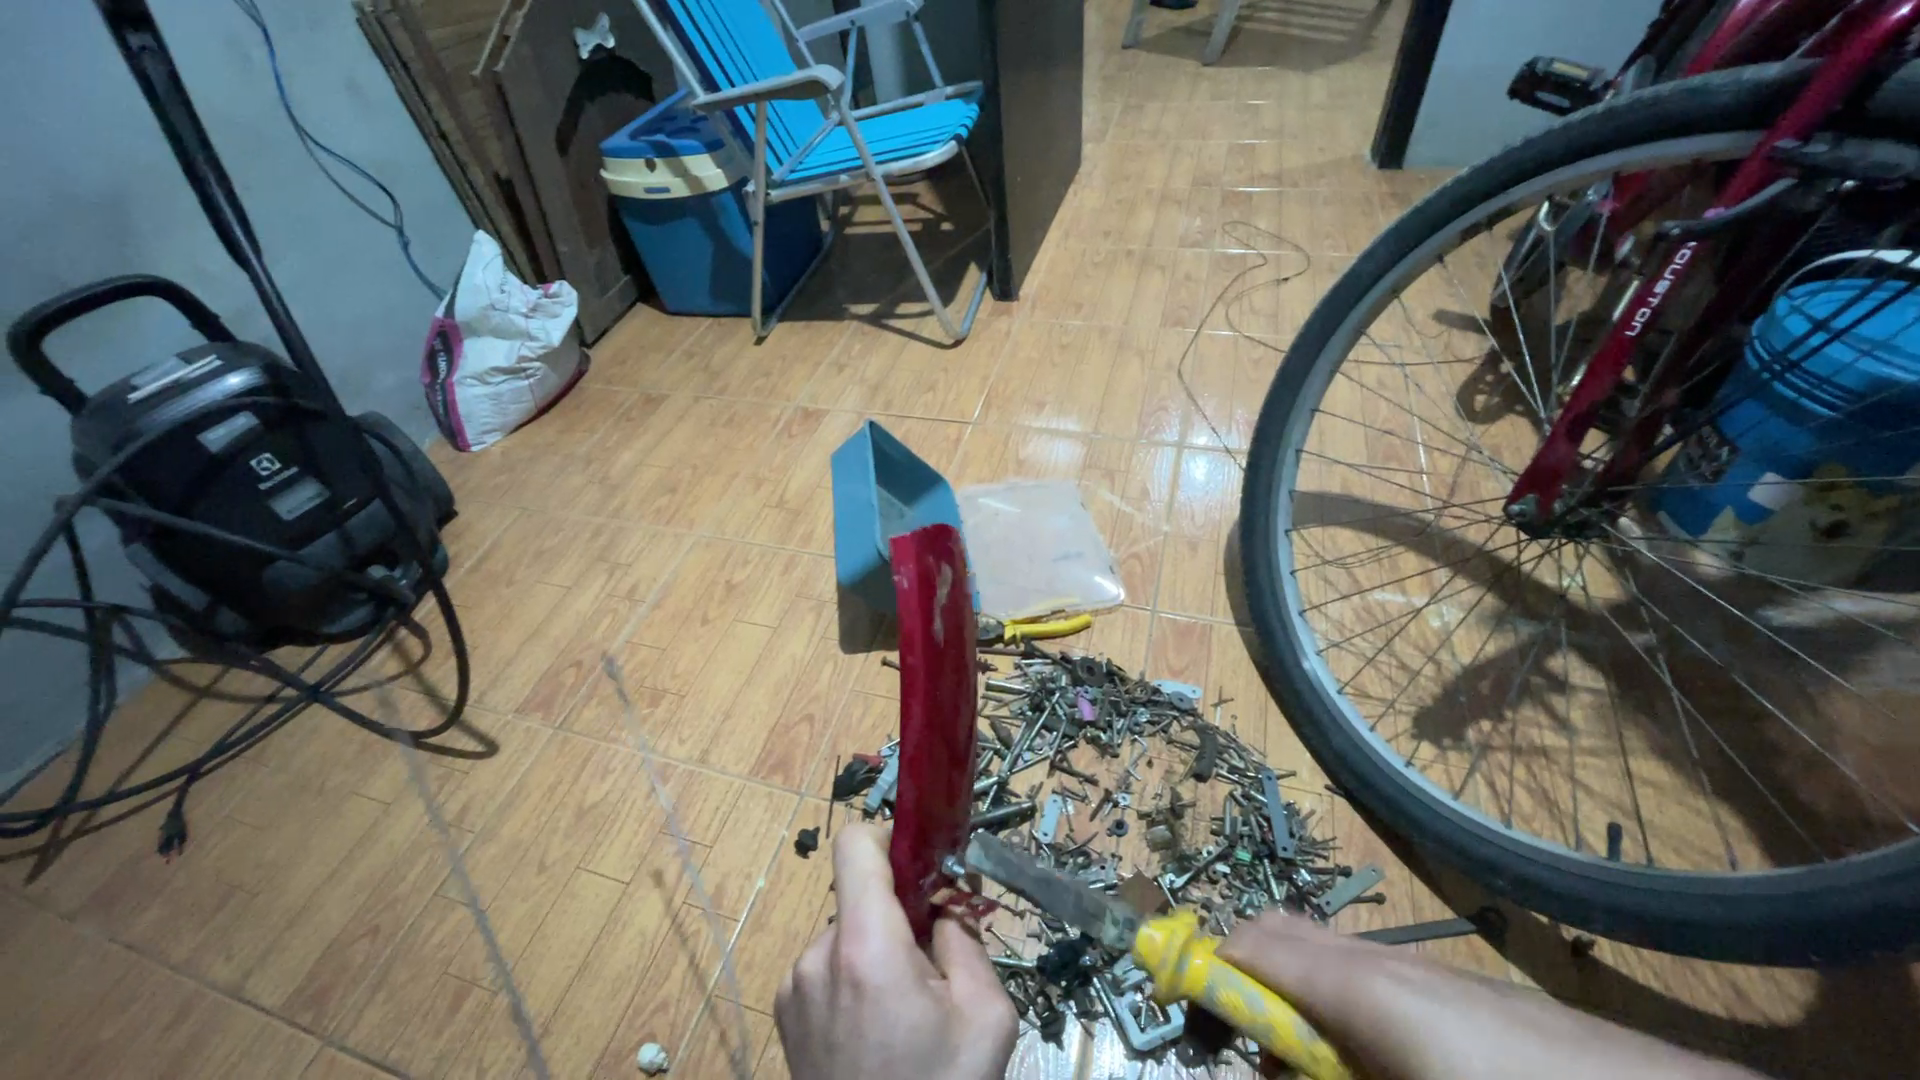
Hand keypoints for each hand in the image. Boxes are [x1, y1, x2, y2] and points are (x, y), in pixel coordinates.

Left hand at [775, 823, 1016, 1079]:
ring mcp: (793, 987)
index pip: (856, 845)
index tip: (923, 863)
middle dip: (900, 914)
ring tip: (905, 1011)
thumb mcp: (985, 1015)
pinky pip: (825, 968)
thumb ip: (966, 940)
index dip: (891, 838)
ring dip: (877, 951)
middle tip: (934, 962)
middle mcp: (817, 956)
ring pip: (846, 934)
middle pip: (860, 897)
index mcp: (866, 947)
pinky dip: (852, 978)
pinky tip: (876, 1030)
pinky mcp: (783, 1014)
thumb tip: (945, 905)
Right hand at [1220, 913, 1761, 1079]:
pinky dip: (1351, 1013)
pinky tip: (1393, 1071)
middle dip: (1248, 987)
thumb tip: (1251, 1073)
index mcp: (1365, 992)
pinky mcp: (1471, 994)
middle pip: (1281, 935)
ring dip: (1301, 1004)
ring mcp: (1433, 974)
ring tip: (1327, 1073)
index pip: (1251, 947)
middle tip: (1264, 1060)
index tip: (1190, 1019)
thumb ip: (1316, 1079)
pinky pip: (1378, 979)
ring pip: (1329, 957)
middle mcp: (1387, 964)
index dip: (1207, 973)